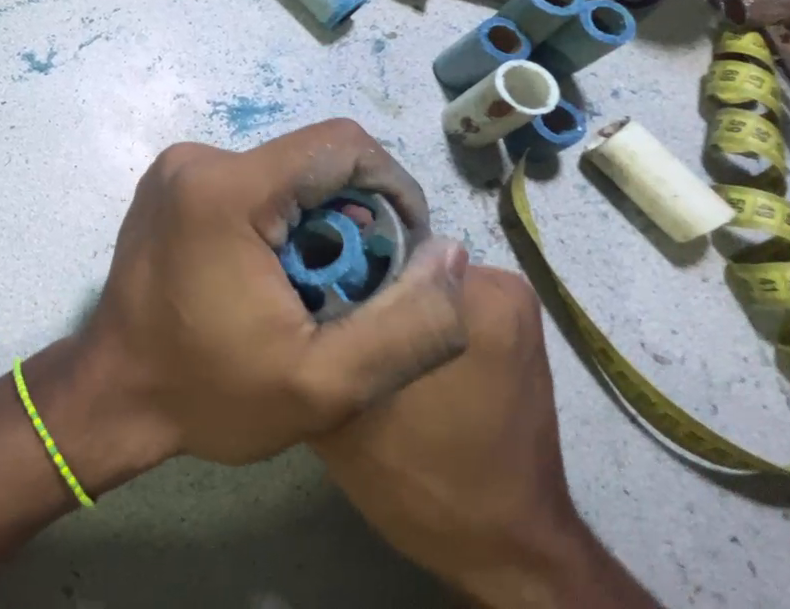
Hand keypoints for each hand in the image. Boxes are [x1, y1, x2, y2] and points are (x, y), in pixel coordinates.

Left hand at [76, 119, 470, 468]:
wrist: (113, 396)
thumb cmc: (208, 393)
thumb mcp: (326, 384)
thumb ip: (410, 323)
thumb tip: (450, 252)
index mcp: (225, 189)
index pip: (343, 145)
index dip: (394, 189)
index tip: (403, 255)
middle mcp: (194, 160)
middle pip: (312, 161)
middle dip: (352, 221)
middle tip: (352, 292)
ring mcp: (175, 171)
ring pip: (283, 175)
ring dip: (316, 227)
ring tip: (311, 296)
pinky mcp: (168, 188)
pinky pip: (248, 185)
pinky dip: (278, 224)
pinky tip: (273, 282)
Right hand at [309, 267, 653, 607]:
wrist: (501, 546)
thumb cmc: (420, 475)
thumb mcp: (341, 403)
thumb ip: (313, 334)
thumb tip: (277, 288)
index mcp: (466, 292)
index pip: (370, 244)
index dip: (323, 265)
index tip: (293, 294)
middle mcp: (497, 286)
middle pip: (394, 261)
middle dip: (353, 287)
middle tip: (313, 326)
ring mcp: (510, 311)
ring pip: (412, 285)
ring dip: (378, 308)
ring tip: (344, 349)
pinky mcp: (512, 339)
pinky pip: (439, 309)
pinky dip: (407, 327)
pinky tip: (379, 363)